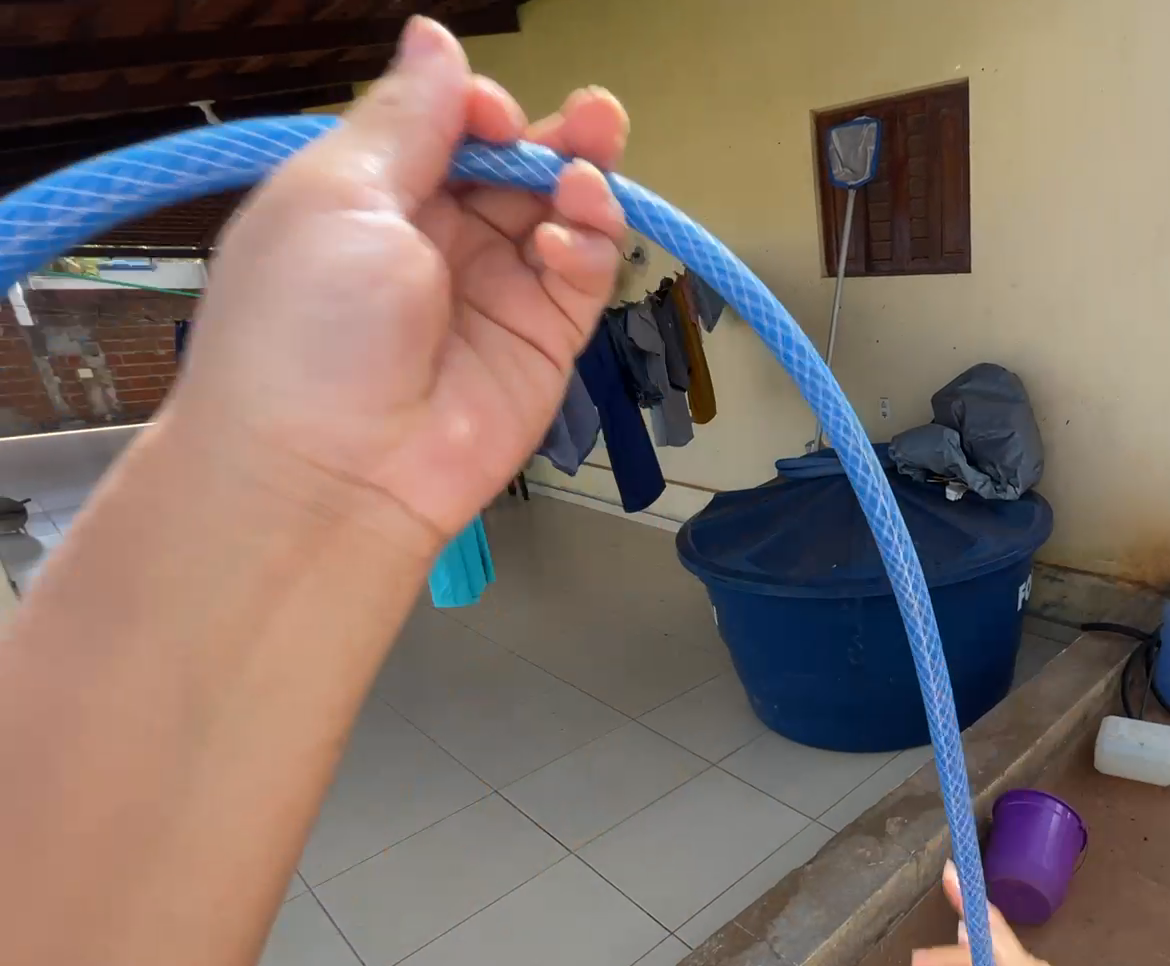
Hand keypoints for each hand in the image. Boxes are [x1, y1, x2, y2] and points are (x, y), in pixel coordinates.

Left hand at [168, 16, 628, 542]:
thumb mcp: (340, 198)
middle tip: (600, 118)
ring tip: (583, 188)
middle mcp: (447, 237)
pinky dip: (590, 251)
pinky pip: (585, 278)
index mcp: (380, 194)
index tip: (492, 114)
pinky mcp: (551, 338)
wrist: (344, 466)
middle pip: (522, 173)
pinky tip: (569, 246)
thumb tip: (440, 40)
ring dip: (585, 193)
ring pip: (567, 221)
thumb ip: (405, 123)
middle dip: (560, 141)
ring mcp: (505, 291)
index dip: (483, 112)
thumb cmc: (314, 322)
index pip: (454, 131)